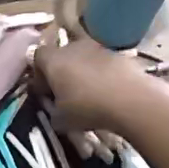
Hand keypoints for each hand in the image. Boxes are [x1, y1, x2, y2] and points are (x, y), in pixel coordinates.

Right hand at [32, 31, 154, 133]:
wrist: (130, 99)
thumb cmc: (87, 108)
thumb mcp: (61, 120)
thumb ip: (52, 113)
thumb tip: (55, 110)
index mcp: (53, 60)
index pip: (38, 57)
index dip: (39, 74)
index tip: (45, 92)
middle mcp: (73, 46)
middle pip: (62, 56)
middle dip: (62, 73)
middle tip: (67, 94)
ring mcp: (98, 47)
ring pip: (84, 59)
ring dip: (83, 73)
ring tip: (90, 95)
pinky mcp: (118, 53)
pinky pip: (103, 64)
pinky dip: (102, 75)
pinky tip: (109, 93)